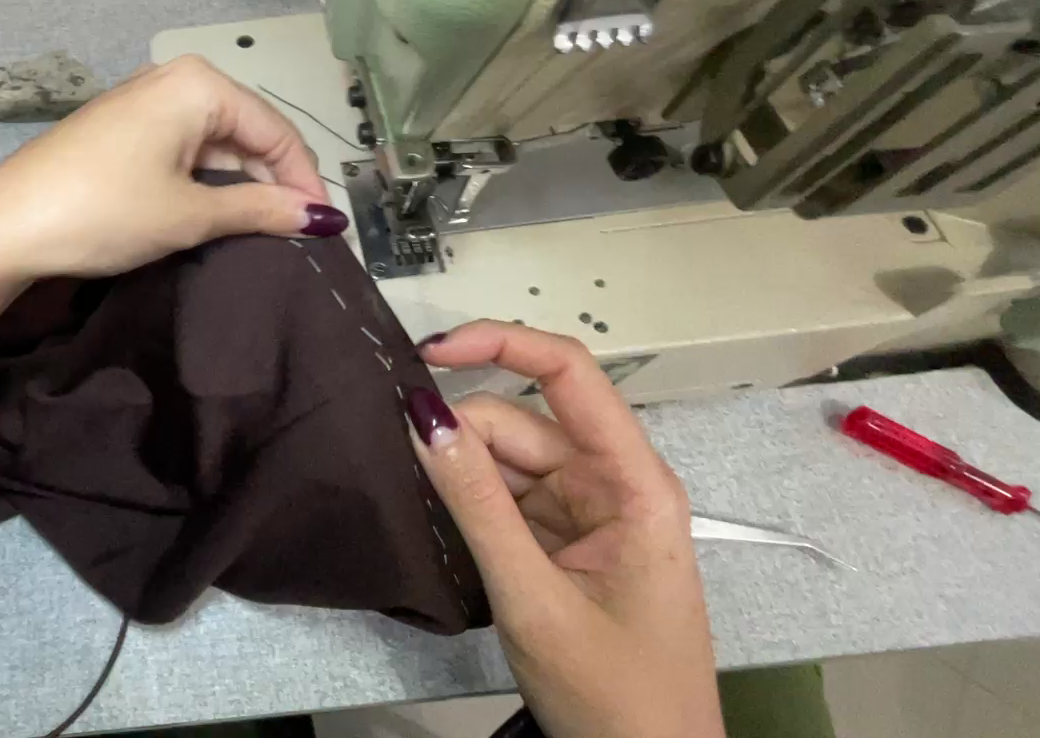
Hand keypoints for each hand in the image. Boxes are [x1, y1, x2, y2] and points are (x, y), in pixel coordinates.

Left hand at [0, 56, 345, 325]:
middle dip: (274, 182)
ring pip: (215, 142)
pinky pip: (183, 148)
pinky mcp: (122, 129)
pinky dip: (205, 181)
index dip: (305, 180)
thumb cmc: (105, 211)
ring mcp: (143, 102)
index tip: (324, 230)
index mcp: (198, 84)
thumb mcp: (189, 213)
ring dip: (241, 185)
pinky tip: (215, 212)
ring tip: (263, 231)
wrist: (4, 226)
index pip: (276, 130)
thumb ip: (260, 209)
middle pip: (247, 131)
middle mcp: (173, 79)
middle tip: (298, 235)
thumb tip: (322, 217)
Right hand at [405, 323, 722, 737]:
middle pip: (518, 419)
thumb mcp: (534, 597)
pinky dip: (463, 494)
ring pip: (501, 453)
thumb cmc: (614, 696)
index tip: (428, 353)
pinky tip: (436, 509)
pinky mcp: (555, 532)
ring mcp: (580, 506)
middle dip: (460, 434)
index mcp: (632, 481)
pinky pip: (499, 489)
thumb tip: (421, 415)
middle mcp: (608, 478)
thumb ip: (477, 502)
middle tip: (406, 465)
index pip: (569, 373)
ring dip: (457, 467)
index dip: (500, 343)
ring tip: (418, 496)